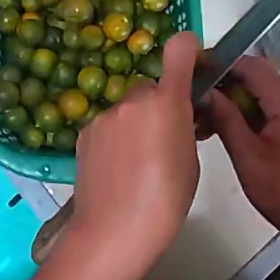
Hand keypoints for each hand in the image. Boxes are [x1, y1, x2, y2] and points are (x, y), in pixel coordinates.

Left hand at [70, 31, 202, 266]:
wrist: (113, 230)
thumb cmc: (164, 201)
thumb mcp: (190, 160)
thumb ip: (185, 126)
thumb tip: (180, 116)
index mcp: (165, 102)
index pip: (179, 49)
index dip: (190, 51)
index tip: (196, 67)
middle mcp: (131, 100)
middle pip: (151, 88)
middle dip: (160, 104)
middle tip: (167, 138)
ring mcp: (103, 116)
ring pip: (127, 109)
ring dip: (136, 123)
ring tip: (140, 162)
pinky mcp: (84, 132)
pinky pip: (108, 125)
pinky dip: (115, 137)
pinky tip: (118, 168)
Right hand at [206, 55, 279, 253]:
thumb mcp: (246, 154)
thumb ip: (225, 117)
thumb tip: (204, 91)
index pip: (251, 65)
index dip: (220, 63)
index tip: (191, 71)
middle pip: (258, 75)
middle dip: (224, 81)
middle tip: (194, 95)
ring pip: (262, 90)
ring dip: (234, 98)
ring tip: (204, 115)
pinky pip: (271, 105)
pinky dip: (248, 110)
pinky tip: (225, 126)